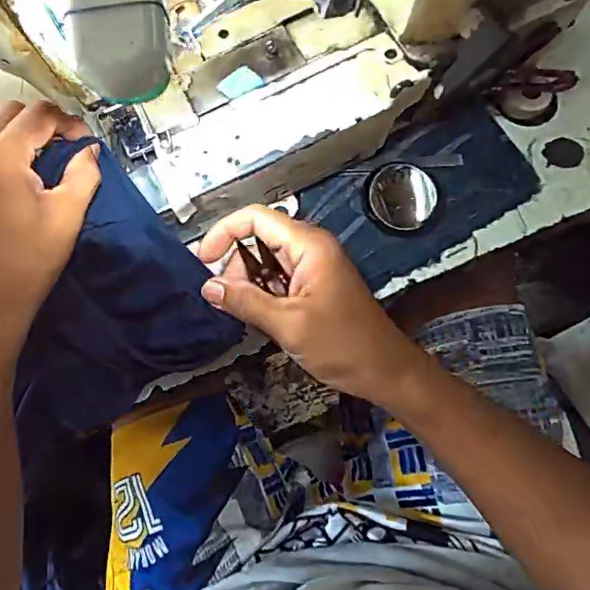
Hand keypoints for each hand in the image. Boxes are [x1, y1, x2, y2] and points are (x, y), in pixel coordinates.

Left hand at [0, 101, 101, 348]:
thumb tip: (88, 149)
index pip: (37, 114)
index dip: (67, 121)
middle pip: (8, 113)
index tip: (83, 140)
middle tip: (64, 146)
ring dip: (19, 137)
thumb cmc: (29, 262)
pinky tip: (16, 184)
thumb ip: (84, 172)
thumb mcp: (68, 215)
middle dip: (41, 122)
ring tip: (42, 164)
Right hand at [196, 205, 437, 403]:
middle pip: (257, 237)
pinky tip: (258, 314)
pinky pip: (276, 277)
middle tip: (225, 296)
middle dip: (234, 263)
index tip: (204, 261)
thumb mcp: (288, 324)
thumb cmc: (344, 346)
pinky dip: (260, 291)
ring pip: (264, 259)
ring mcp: (312, 266)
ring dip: (246, 281)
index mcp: (309, 245)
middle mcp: (310, 248)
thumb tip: (208, 287)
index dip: (224, 233)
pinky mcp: (311, 285)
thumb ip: (245, 302)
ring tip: (242, 309)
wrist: (385, 371)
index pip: (255, 218)